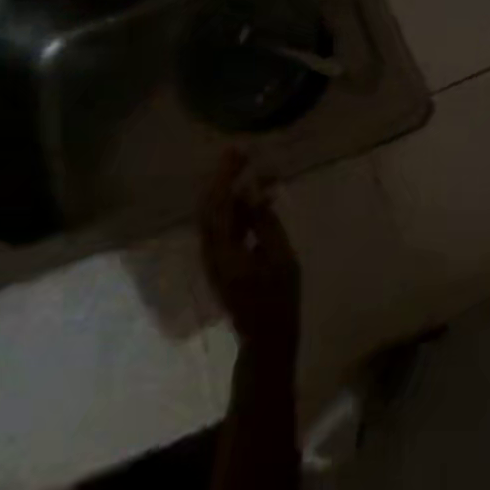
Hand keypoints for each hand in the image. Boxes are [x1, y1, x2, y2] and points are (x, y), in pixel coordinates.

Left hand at [200, 151, 299, 356]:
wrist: (265, 337)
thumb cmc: (279, 300)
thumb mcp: (282, 259)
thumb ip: (265, 224)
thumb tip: (253, 193)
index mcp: (224, 251)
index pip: (218, 204)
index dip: (225, 175)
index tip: (239, 152)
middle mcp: (210, 251)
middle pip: (208, 205)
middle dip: (222, 178)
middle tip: (241, 156)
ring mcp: (212, 257)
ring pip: (212, 214)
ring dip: (226, 191)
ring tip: (248, 171)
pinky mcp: (219, 261)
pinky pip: (221, 226)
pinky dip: (232, 207)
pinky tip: (252, 200)